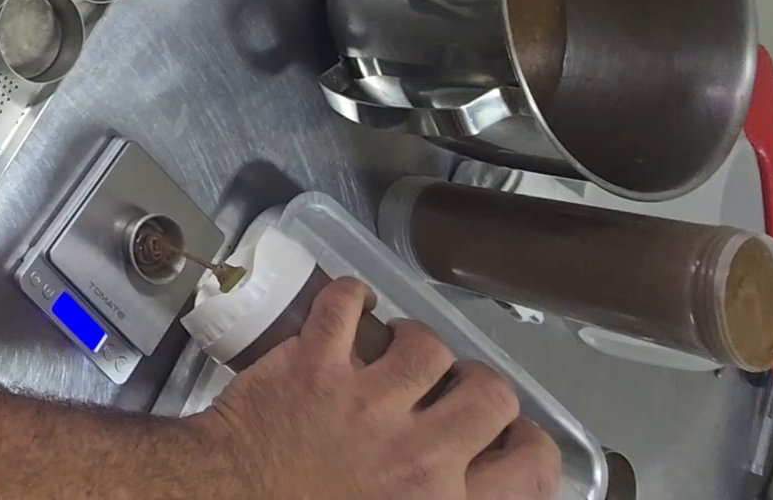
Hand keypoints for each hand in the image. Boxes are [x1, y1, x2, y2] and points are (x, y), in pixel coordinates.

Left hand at [194, 277, 560, 499]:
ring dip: (417, 337)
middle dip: (474, 379)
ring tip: (399, 343)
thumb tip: (467, 479)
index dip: (524, 438)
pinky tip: (355, 300)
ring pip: (425, 343)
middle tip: (446, 380)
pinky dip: (351, 293)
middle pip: (489, 392)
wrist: (239, 496)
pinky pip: (343, 305)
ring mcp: (366, 401)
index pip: (533, 462)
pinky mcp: (313, 363)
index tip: (500, 427)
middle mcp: (423, 451)